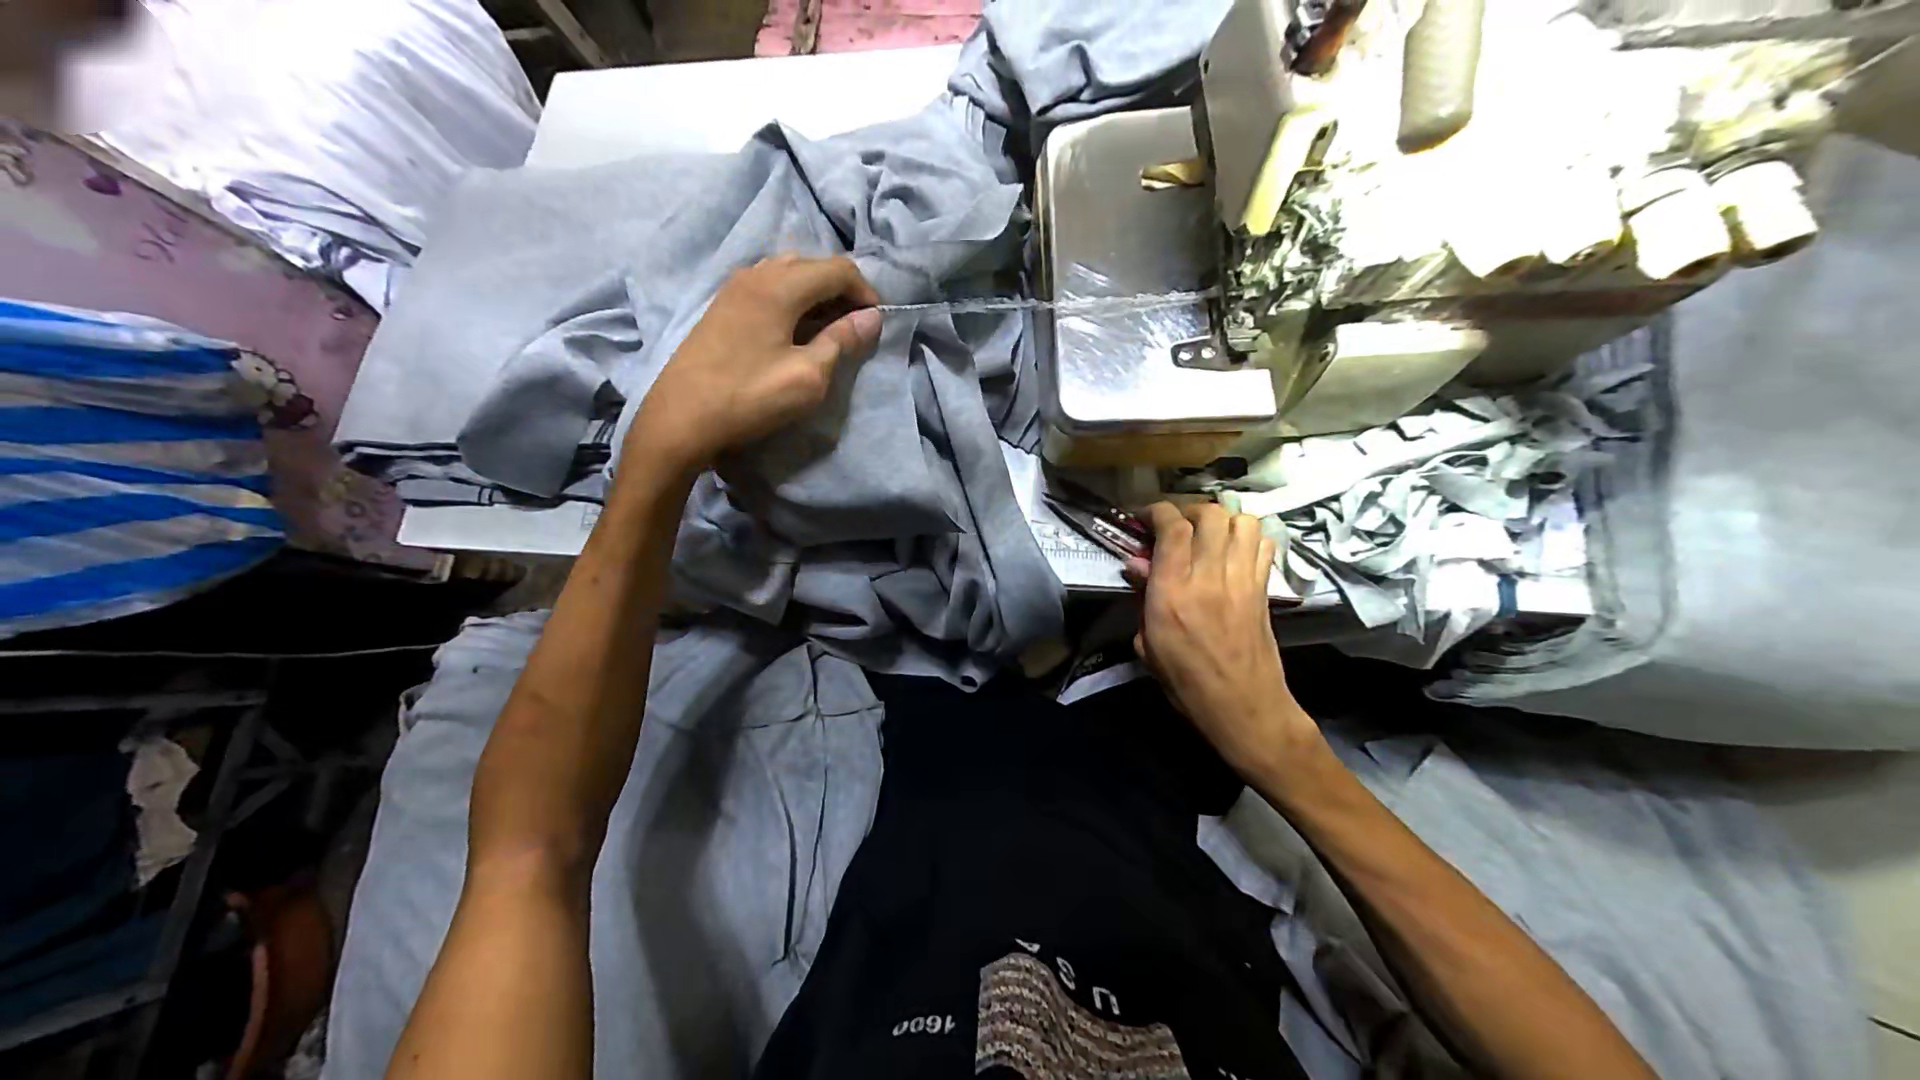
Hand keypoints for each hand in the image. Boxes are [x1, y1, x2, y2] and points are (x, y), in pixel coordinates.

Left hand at [628, 254, 882, 473]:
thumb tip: (872, 317)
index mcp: (779, 286)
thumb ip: (841, 341)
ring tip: (827, 329)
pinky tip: (793, 331)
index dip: (865, 291)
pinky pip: (768, 286)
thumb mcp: (807, 376)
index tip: (875, 323)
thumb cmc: (749, 398)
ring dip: (815, 293)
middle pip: (812, 264)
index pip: (838, 269)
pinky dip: (791, 299)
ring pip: (788, 272)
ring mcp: (734, 288)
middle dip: (841, 290)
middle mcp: (756, 274)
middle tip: (853, 327)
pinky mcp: (722, 306)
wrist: (680, 419)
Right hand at [1125, 502, 1319, 777]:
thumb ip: (1144, 597)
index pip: (1171, 528)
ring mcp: (1242, 580)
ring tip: (1206, 533)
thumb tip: (1138, 564)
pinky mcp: (1264, 588)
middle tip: (1175, 525)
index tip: (1143, 516)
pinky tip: (1233, 549)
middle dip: (1188, 511)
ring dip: (1221, 519)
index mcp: (1172, 593)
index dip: (1156, 511)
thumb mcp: (1148, 643)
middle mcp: (1209, 578)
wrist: (1243, 707)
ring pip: (1241, 522)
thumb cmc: (1185, 682)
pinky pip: (1263, 544)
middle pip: (1208, 515)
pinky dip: (1248, 536)